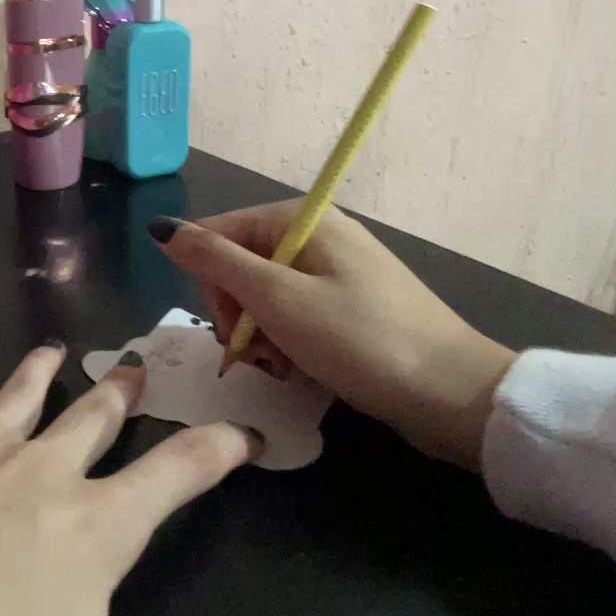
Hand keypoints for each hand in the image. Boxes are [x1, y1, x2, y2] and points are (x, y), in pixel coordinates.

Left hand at [0, 328, 263, 615]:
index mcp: (95, 526)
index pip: (175, 476)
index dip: (215, 451)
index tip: (239, 431)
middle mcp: (43, 470)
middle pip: (95, 418)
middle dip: (123, 393)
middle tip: (137, 369)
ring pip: (21, 393)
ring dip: (42, 369)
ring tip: (56, 349)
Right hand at [151, 201, 516, 470]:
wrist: (454, 396)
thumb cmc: (359, 340)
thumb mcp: (276, 298)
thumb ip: (214, 260)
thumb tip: (161, 227)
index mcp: (299, 219)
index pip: (218, 234)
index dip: (209, 283)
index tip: (226, 332)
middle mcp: (317, 233)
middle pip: (241, 264)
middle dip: (237, 313)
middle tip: (257, 355)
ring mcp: (337, 268)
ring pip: (265, 294)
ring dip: (261, 333)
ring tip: (283, 366)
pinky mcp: (352, 302)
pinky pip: (296, 311)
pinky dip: (288, 339)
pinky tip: (301, 367)